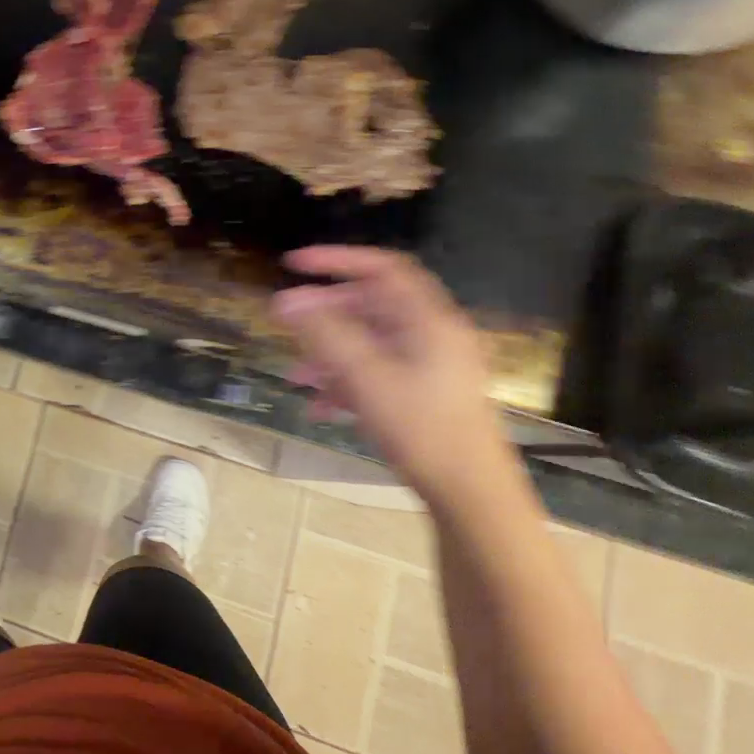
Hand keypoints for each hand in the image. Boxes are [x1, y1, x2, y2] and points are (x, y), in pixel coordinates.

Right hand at [271, 246, 523, 508]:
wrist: (469, 493)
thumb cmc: (420, 428)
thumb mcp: (363, 376)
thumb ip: (322, 333)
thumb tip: (284, 299)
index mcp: (428, 322)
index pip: (382, 270)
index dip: (337, 260)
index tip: (294, 264)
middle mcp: (433, 336)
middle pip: (371, 306)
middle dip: (324, 315)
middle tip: (287, 325)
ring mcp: (431, 366)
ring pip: (369, 342)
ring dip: (328, 353)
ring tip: (296, 377)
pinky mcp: (425, 394)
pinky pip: (377, 372)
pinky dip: (346, 380)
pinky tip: (321, 407)